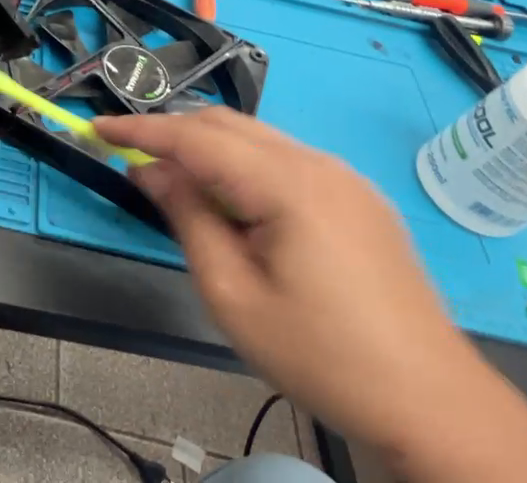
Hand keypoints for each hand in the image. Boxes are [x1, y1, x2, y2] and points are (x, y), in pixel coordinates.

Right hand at [95, 108, 526, 482]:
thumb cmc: (320, 354)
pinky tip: (232, 202)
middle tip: (128, 153)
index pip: (196, 137)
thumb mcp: (231, 293)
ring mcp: (346, 179)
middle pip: (228, 125)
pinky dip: (244, 165)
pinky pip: (287, 161)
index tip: (95, 128)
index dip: (140, 129)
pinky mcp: (359, 199)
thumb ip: (187, 217)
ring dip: (208, 147)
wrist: (431, 402)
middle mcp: (319, 164)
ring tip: (173, 180)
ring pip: (258, 139)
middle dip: (172, 131)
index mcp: (287, 184)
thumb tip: (150, 169)